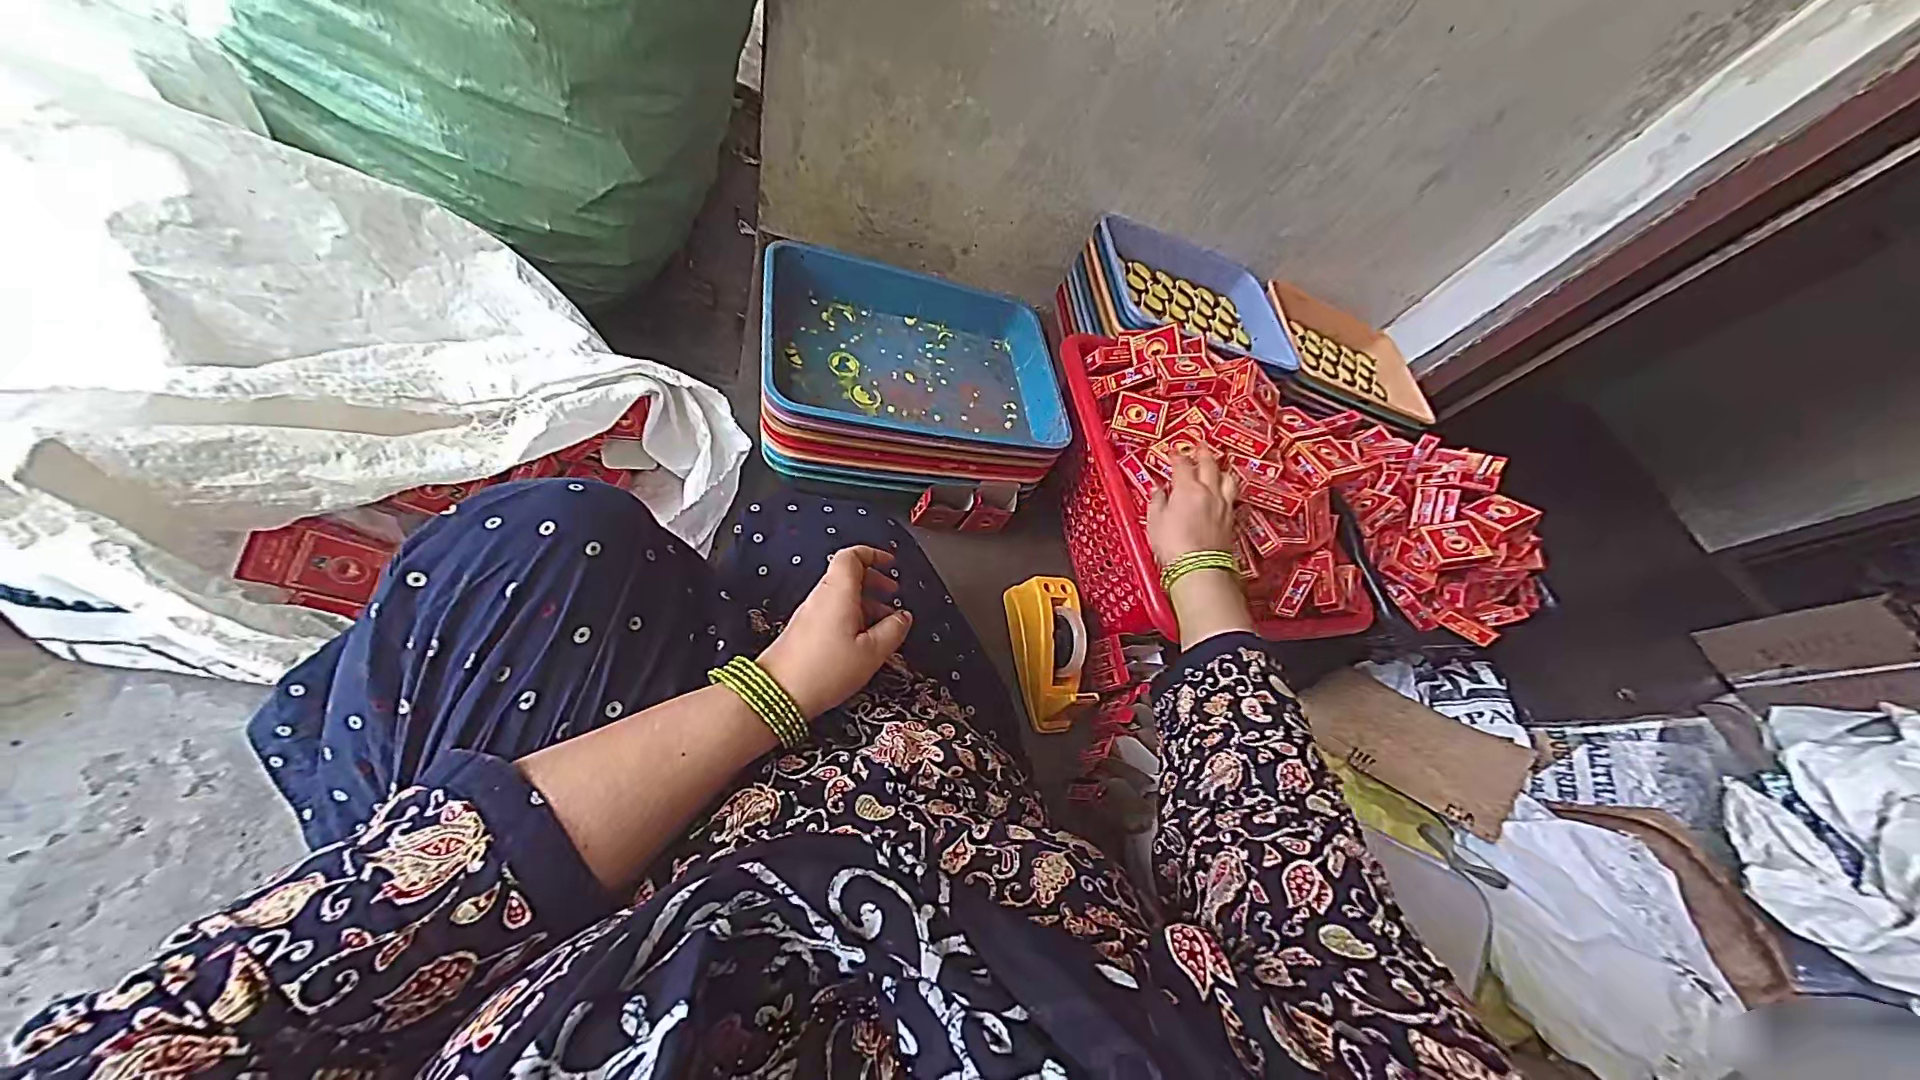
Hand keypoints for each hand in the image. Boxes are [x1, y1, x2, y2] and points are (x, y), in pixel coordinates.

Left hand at [756, 546, 912, 719]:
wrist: (778, 692)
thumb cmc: (824, 670)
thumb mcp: (872, 652)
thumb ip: (893, 630)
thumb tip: (904, 617)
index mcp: (839, 592)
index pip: (852, 555)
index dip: (873, 554)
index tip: (890, 563)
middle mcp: (822, 596)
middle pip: (848, 573)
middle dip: (874, 579)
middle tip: (892, 592)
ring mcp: (811, 612)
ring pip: (842, 594)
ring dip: (865, 601)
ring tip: (884, 620)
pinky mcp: (805, 629)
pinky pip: (833, 611)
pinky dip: (852, 615)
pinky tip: (863, 638)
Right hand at [1146, 449, 1238, 563]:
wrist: (1198, 568)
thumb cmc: (1175, 546)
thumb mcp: (1155, 521)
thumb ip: (1157, 501)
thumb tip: (1157, 491)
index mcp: (1187, 489)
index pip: (1182, 465)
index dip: (1177, 456)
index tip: (1173, 452)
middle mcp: (1209, 492)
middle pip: (1209, 465)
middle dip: (1203, 453)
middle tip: (1200, 446)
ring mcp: (1223, 505)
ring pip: (1226, 478)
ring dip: (1220, 468)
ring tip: (1216, 466)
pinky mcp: (1230, 520)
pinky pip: (1231, 495)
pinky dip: (1226, 487)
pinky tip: (1223, 490)